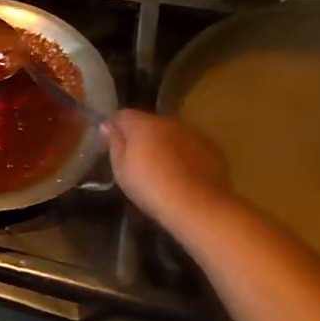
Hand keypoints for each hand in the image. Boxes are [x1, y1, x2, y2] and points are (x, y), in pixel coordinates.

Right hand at [102, 109, 231, 226]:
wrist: (197, 205)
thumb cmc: (151, 188)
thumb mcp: (121, 170)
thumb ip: (114, 144)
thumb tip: (108, 126)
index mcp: (144, 125)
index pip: (123, 115)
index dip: (114, 127)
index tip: (109, 143)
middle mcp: (169, 122)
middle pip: (149, 122)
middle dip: (140, 135)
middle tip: (135, 158)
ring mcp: (193, 133)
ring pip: (171, 132)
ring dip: (163, 143)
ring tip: (160, 167)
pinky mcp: (211, 147)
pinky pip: (189, 144)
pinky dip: (182, 153)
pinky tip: (181, 172)